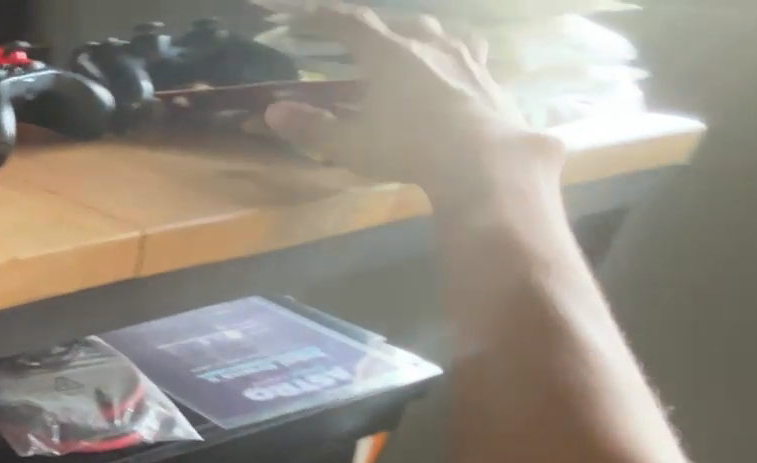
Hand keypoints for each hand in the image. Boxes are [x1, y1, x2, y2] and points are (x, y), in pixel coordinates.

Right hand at [265, 5, 561, 208]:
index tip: (306, 14)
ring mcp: (461, 55)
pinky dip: (450, 52)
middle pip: (397, 26)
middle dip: (374, 31)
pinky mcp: (483, 73)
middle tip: (359, 44)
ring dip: (415, 37)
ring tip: (406, 50)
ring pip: (435, 33)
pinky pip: (465, 50)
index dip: (327, 18)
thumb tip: (272, 111)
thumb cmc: (405, 146)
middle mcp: (427, 44)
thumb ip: (310, 126)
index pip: (352, 25)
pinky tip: (450, 62)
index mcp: (389, 55)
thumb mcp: (348, 143)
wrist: (477, 155)